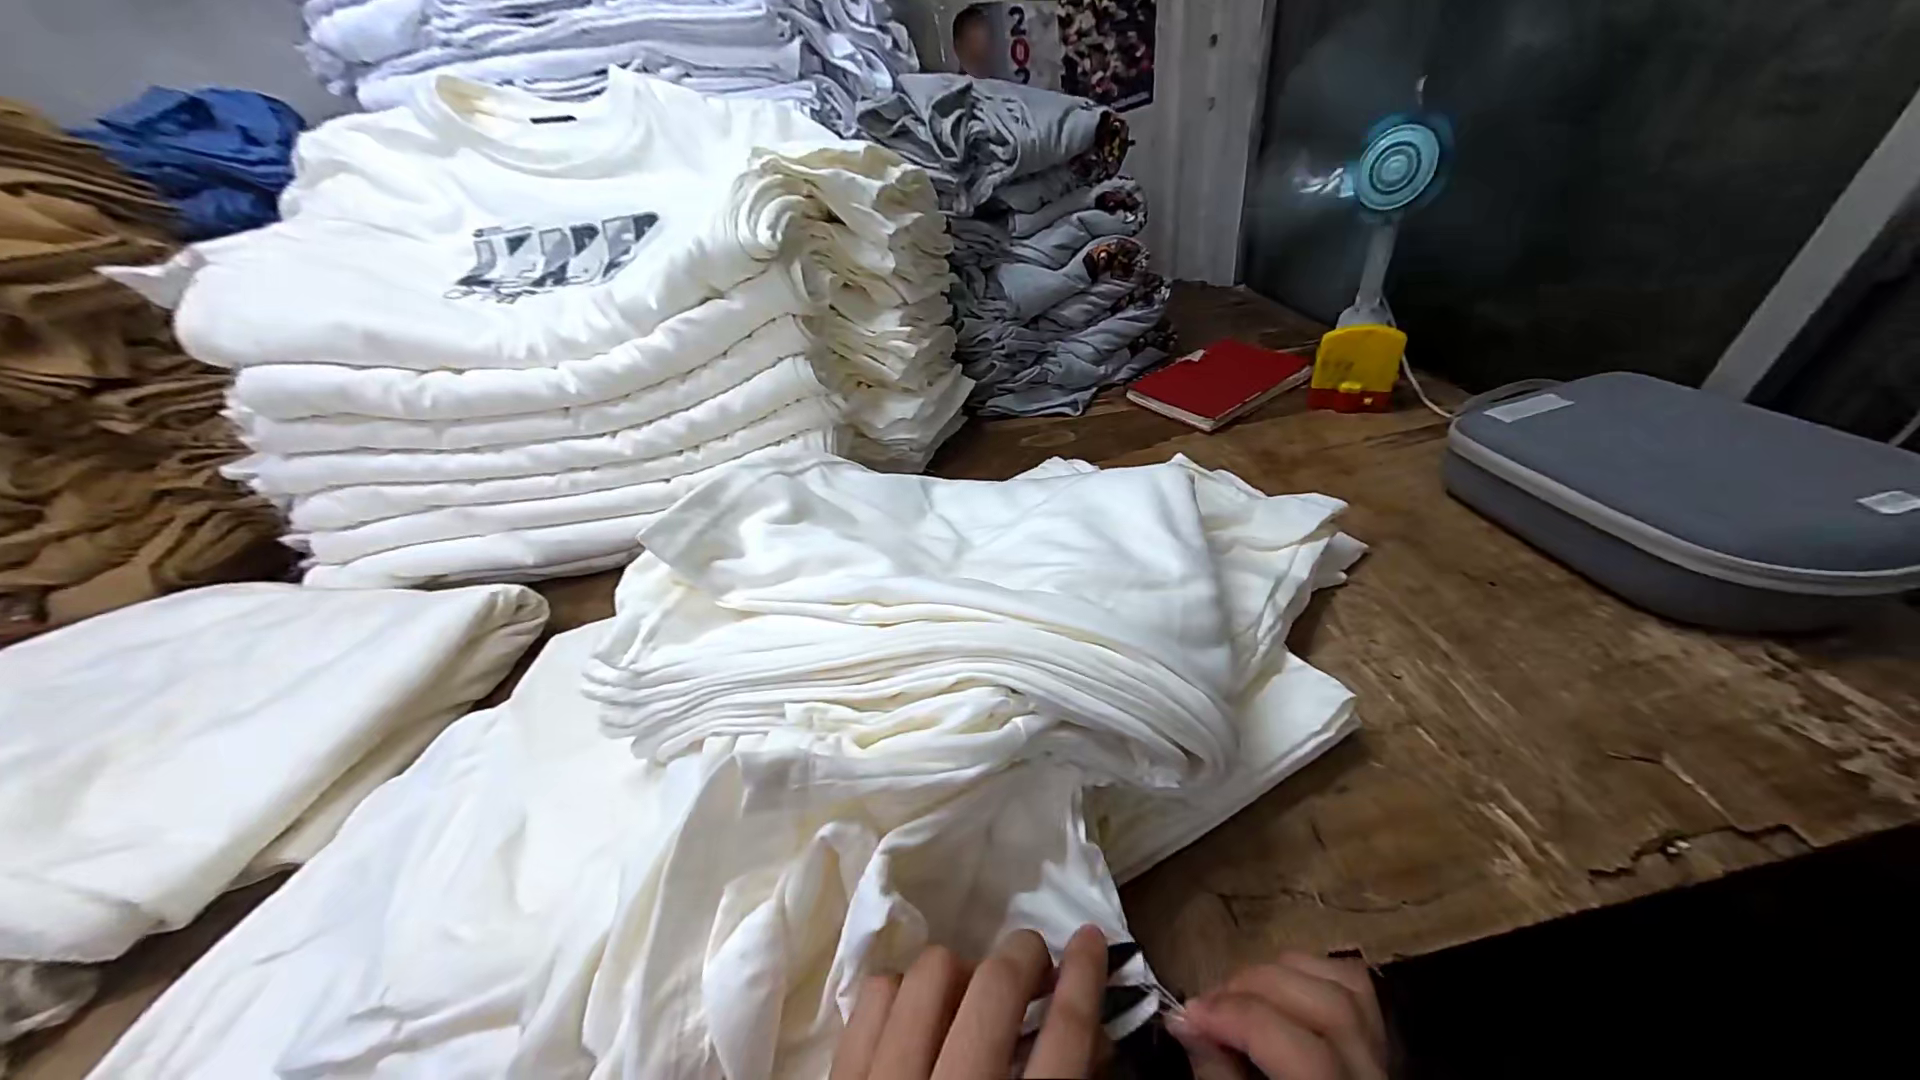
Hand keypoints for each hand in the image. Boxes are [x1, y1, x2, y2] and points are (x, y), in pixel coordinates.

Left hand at [829, 924, 1108, 1079]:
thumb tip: (1087, 1030)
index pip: (1063, 1039)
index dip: (1084, 978)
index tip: (1092, 941)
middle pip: (995, 989)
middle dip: (1025, 958)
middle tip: (1035, 966)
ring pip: (930, 975)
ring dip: (963, 973)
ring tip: (972, 996)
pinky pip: (875, 996)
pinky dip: (903, 993)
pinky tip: (918, 1017)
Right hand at [1167, 954, 1387, 1079]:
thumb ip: (1217, 1078)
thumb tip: (1182, 1019)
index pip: (1303, 1052)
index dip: (1238, 1020)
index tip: (1187, 1015)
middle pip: (1329, 1009)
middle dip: (1254, 990)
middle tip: (1208, 1006)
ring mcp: (1387, 1068)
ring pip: (1346, 989)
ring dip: (1280, 976)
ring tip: (1237, 996)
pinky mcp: (1379, 1053)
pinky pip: (1356, 992)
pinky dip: (1308, 974)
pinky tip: (1274, 991)